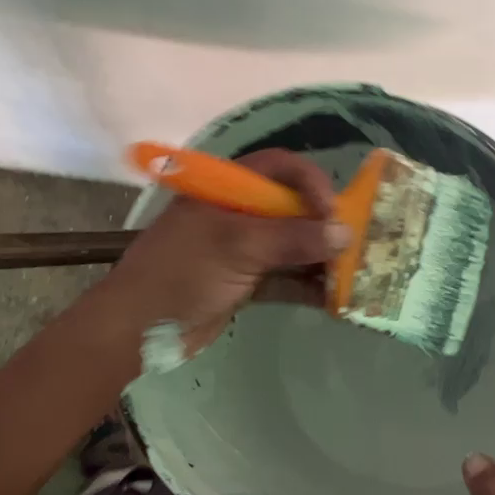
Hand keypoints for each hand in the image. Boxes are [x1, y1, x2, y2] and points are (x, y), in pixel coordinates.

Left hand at [102, 148, 346, 353]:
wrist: (138, 327)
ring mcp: (241, 249)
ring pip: (291, 245)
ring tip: (352, 274)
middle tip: (355, 245)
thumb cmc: (183, 271)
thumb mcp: (238, 246)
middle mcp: (237, 213)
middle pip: (291, 208)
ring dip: (320, 258)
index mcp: (228, 189)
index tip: (334, 212)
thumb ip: (293, 239)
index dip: (311, 183)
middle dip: (324, 225)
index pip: (280, 168)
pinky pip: (284, 277)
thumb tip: (344, 234)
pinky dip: (306, 285)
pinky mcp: (244, 282)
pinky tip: (332, 298)